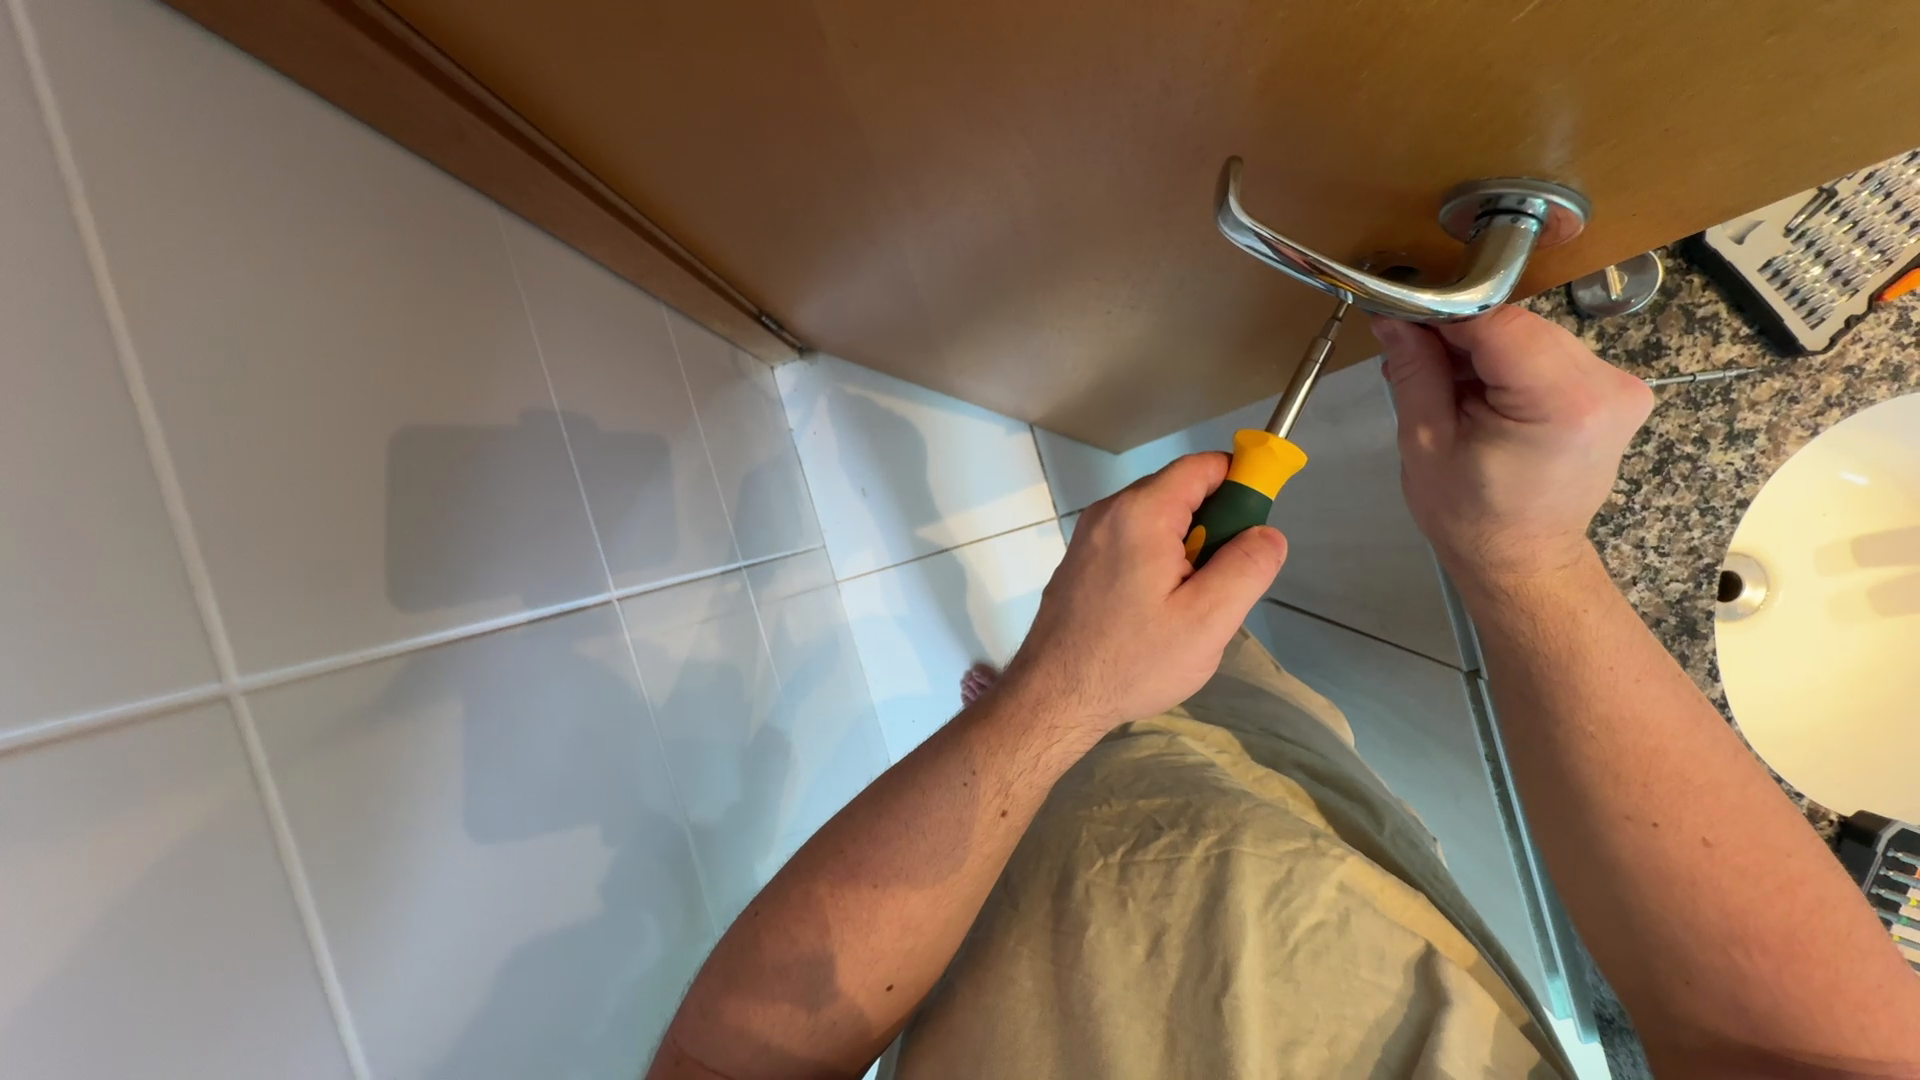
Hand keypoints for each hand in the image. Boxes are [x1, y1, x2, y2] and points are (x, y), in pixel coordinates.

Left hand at [999, 454, 1287, 731]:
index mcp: (1140, 512)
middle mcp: (1107, 512)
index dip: (1241, 485)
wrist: (1054, 697)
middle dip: (1213, 529)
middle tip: (1217, 586)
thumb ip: (1248, 566)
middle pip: (1179, 493)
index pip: (1202, 466)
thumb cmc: (1132, 661)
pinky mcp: (1079, 563)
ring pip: (1157, 523)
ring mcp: (1088, 537)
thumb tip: (1267, 532)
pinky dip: (1155, 565)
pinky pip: (1131, 544)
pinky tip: (1153, 614)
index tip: (1254, 532)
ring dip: (1185, 553)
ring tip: (1184, 607)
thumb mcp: (1208, 619)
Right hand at [1372, 306, 1652, 589]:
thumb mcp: (1425, 442)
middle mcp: (1607, 385)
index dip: (1446, 317)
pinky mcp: (1616, 390)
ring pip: (1534, 336)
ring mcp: (1620, 385)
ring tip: (1444, 386)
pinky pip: (1551, 354)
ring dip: (1482, 351)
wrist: (1522, 557)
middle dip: (1461, 336)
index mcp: (1562, 402)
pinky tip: (1478, 393)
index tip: (1403, 321)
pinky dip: (1507, 364)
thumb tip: (1393, 318)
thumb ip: (1415, 371)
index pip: (1500, 323)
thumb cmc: (1468, 514)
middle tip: (1412, 359)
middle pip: (1520, 326)